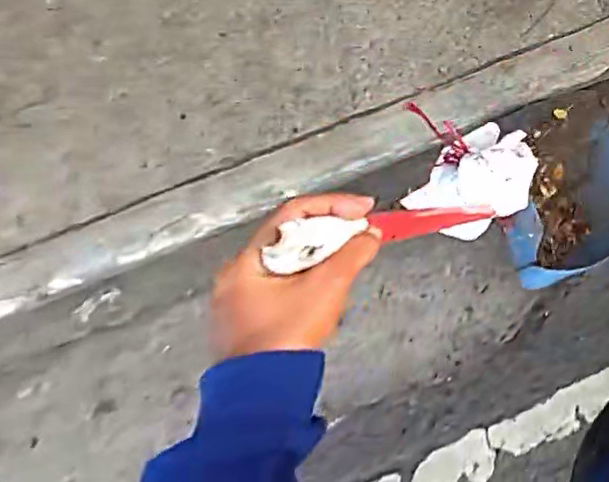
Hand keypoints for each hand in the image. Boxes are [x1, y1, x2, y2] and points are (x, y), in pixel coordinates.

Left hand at [211, 194, 382, 357]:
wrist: (264, 403)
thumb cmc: (286, 342)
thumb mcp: (328, 287)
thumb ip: (353, 253)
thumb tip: (370, 234)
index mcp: (247, 262)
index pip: (295, 213)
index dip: (334, 206)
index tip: (362, 209)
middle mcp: (238, 277)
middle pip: (292, 235)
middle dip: (331, 231)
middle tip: (359, 232)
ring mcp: (242, 302)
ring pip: (291, 260)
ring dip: (323, 255)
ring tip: (349, 259)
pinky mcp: (251, 323)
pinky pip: (285, 283)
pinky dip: (311, 276)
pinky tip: (329, 287)